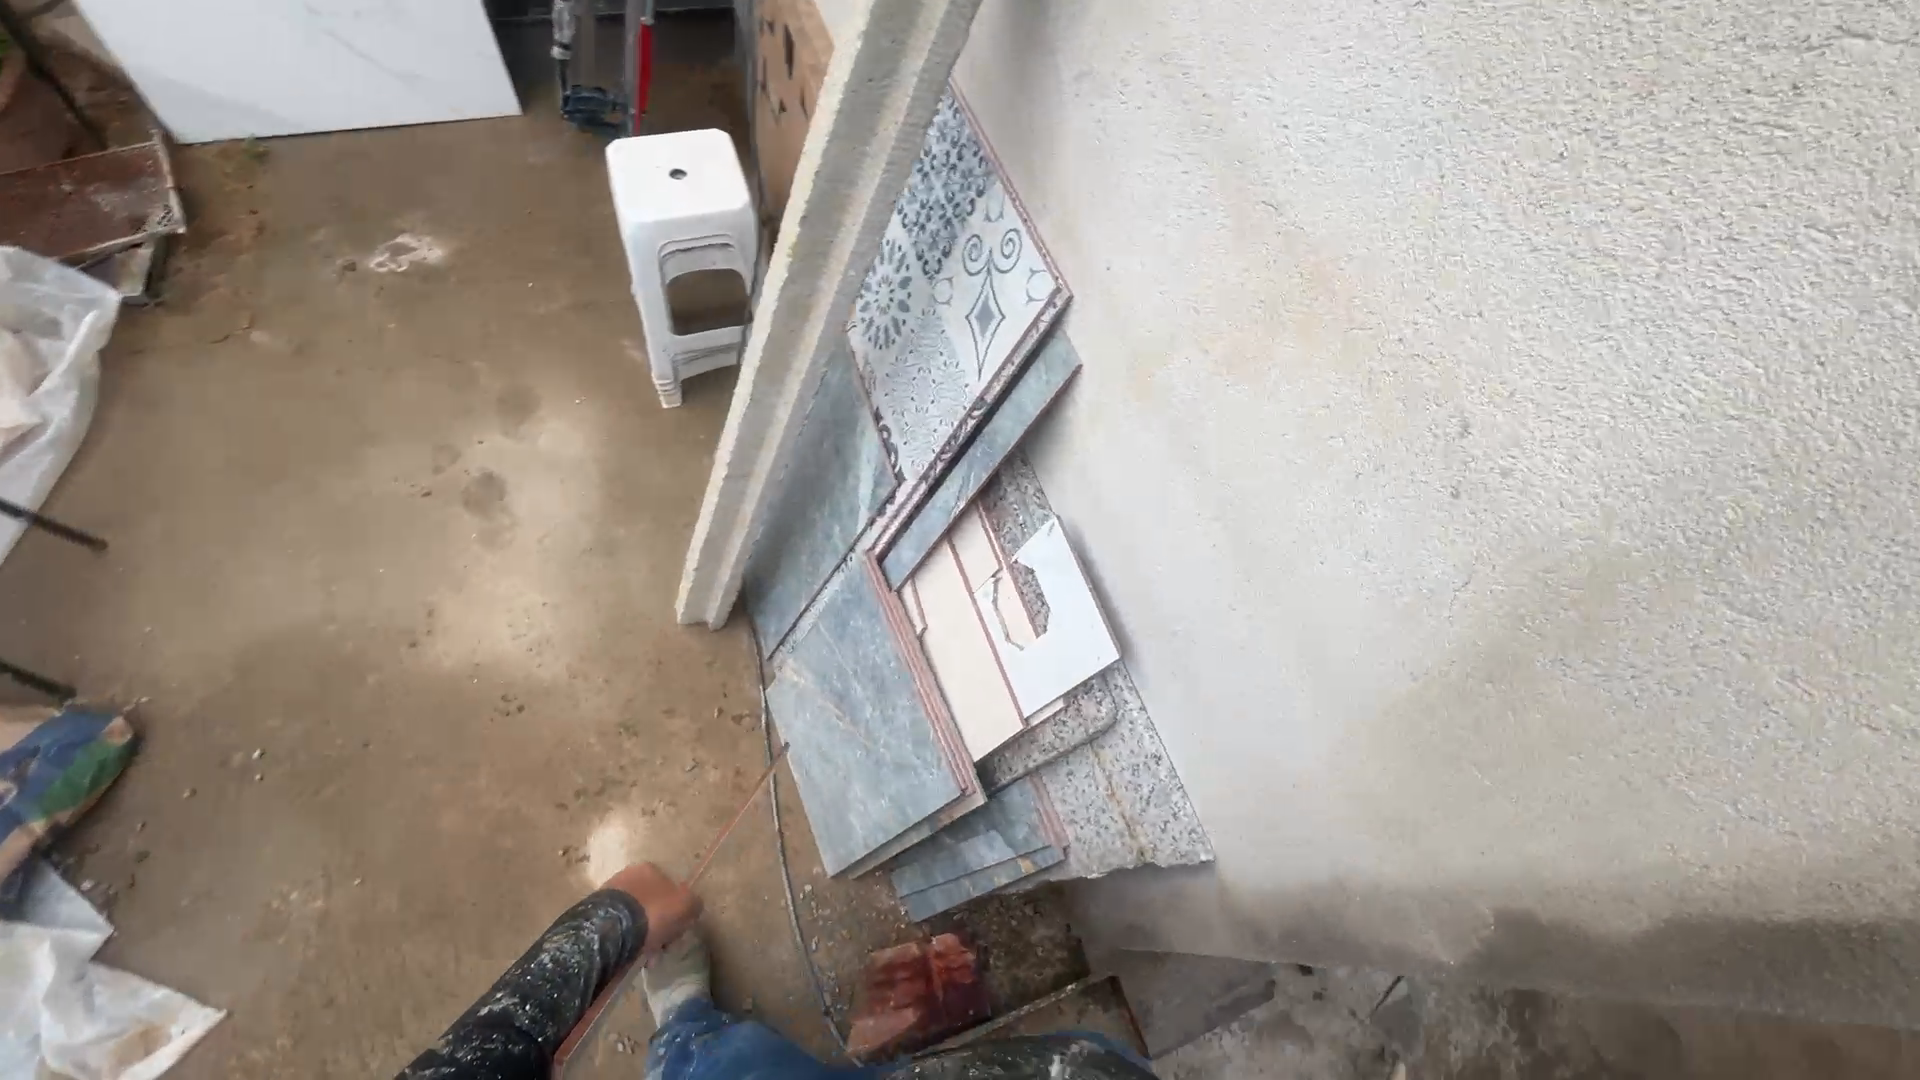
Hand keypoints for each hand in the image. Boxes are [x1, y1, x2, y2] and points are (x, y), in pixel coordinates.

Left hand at [602, 862, 700, 953]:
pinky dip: (625, 942)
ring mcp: (608, 896)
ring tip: (645, 960)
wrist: (609, 931)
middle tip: (660, 950)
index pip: (669, 889)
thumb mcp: (686, 905)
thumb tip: (692, 908)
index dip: (676, 913)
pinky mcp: (593, 916)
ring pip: (634, 920)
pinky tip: (628, 957)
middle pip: (651, 905)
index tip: (675, 934)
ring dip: (642, 939)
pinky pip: (617, 930)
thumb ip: (694, 904)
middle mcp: (627, 877)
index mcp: (650, 869)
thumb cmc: (652, 913)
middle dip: (659, 929)